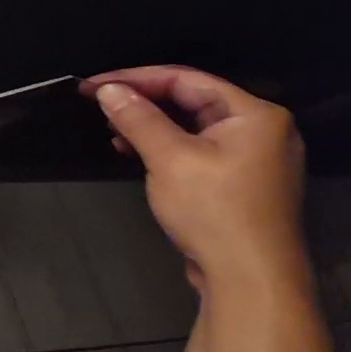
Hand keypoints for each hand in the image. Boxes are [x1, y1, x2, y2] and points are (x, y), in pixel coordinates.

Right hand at [84, 67, 306, 291]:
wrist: (248, 273)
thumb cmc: (213, 209)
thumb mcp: (168, 158)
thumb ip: (137, 119)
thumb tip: (107, 90)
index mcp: (254, 116)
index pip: (186, 79)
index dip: (134, 78)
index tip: (90, 86)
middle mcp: (260, 129)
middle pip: (190, 99)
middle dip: (141, 100)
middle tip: (96, 104)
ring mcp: (252, 155)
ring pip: (190, 123)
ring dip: (148, 123)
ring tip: (111, 130)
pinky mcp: (239, 178)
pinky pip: (196, 145)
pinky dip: (162, 143)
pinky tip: (134, 152)